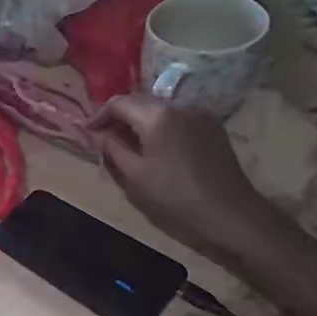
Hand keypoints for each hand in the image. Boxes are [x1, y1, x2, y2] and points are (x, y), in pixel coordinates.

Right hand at [92, 95, 282, 259]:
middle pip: (140, 102)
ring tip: (127, 145)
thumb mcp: (135, 176)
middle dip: (118, 117)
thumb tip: (97, 134)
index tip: (87, 133)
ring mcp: (199, 113)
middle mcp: (179, 105)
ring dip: (139, 122)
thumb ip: (112, 149)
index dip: (98, 116)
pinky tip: (155, 148)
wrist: (230, 213)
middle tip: (103, 139)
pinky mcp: (211, 126)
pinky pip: (177, 119)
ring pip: (159, 110)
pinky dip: (160, 127)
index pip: (119, 103)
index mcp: (157, 115)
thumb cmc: (176, 197)